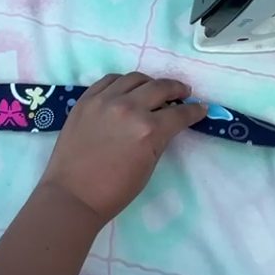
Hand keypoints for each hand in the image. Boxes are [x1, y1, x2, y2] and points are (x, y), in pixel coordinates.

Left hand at [39, 72, 206, 222]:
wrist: (73, 195)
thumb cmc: (114, 190)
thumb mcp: (148, 167)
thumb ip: (160, 138)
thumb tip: (168, 122)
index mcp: (148, 130)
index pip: (180, 114)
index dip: (195, 111)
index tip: (201, 108)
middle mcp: (129, 108)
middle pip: (160, 88)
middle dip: (177, 89)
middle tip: (183, 93)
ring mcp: (105, 100)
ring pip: (135, 78)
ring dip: (150, 83)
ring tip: (154, 89)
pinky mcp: (86, 99)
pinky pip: (110, 80)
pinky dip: (123, 82)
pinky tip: (127, 89)